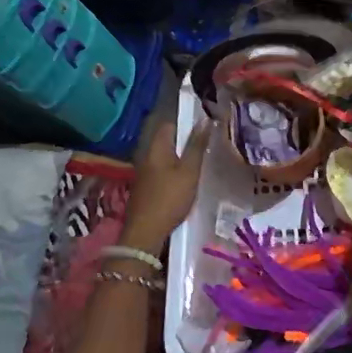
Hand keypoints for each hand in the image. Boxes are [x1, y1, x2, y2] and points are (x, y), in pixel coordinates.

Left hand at [120, 117, 211, 249]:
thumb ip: (196, 146)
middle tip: (206, 145)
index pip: (169, 125)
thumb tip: (205, 120)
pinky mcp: (146, 188)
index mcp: (156, 148)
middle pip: (167, 141)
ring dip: (181, 157)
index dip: (186, 122)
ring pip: (165, 157)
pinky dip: (175, 171)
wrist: (146, 232)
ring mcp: (144, 173)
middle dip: (185, 141)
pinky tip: (186, 180)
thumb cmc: (170, 198)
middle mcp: (147, 157)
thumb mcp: (189, 171)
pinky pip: (162, 171)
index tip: (204, 128)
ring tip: (200, 162)